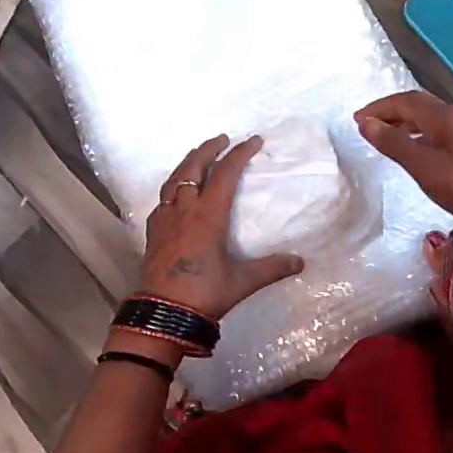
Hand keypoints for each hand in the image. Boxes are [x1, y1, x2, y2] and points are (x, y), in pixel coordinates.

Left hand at [137, 134, 305, 317]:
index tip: (254, 141)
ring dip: (187, 164)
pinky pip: (162, 200)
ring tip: (198, 157)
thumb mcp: (243, 281)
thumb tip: (299, 262)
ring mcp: (164, 220)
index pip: (225, 174)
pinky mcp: (153, 233)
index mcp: (207, 216)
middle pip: (193, 167)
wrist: (164, 312)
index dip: (240, 154)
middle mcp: (184, 210)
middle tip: (222, 139)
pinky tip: (176, 196)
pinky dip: (172, 189)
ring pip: (173, 180)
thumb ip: (272, 268)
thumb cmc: (204, 293)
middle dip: (208, 149)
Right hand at [354, 92, 452, 217]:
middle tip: (366, 122)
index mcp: (441, 116)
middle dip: (388, 110)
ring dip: (400, 119)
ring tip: (380, 132)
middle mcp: (449, 115)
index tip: (358, 119)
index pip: (404, 101)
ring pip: (423, 115)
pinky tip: (405, 143)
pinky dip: (412, 129)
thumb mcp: (420, 164)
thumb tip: (365, 124)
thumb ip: (392, 142)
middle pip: (414, 103)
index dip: (379, 107)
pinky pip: (430, 126)